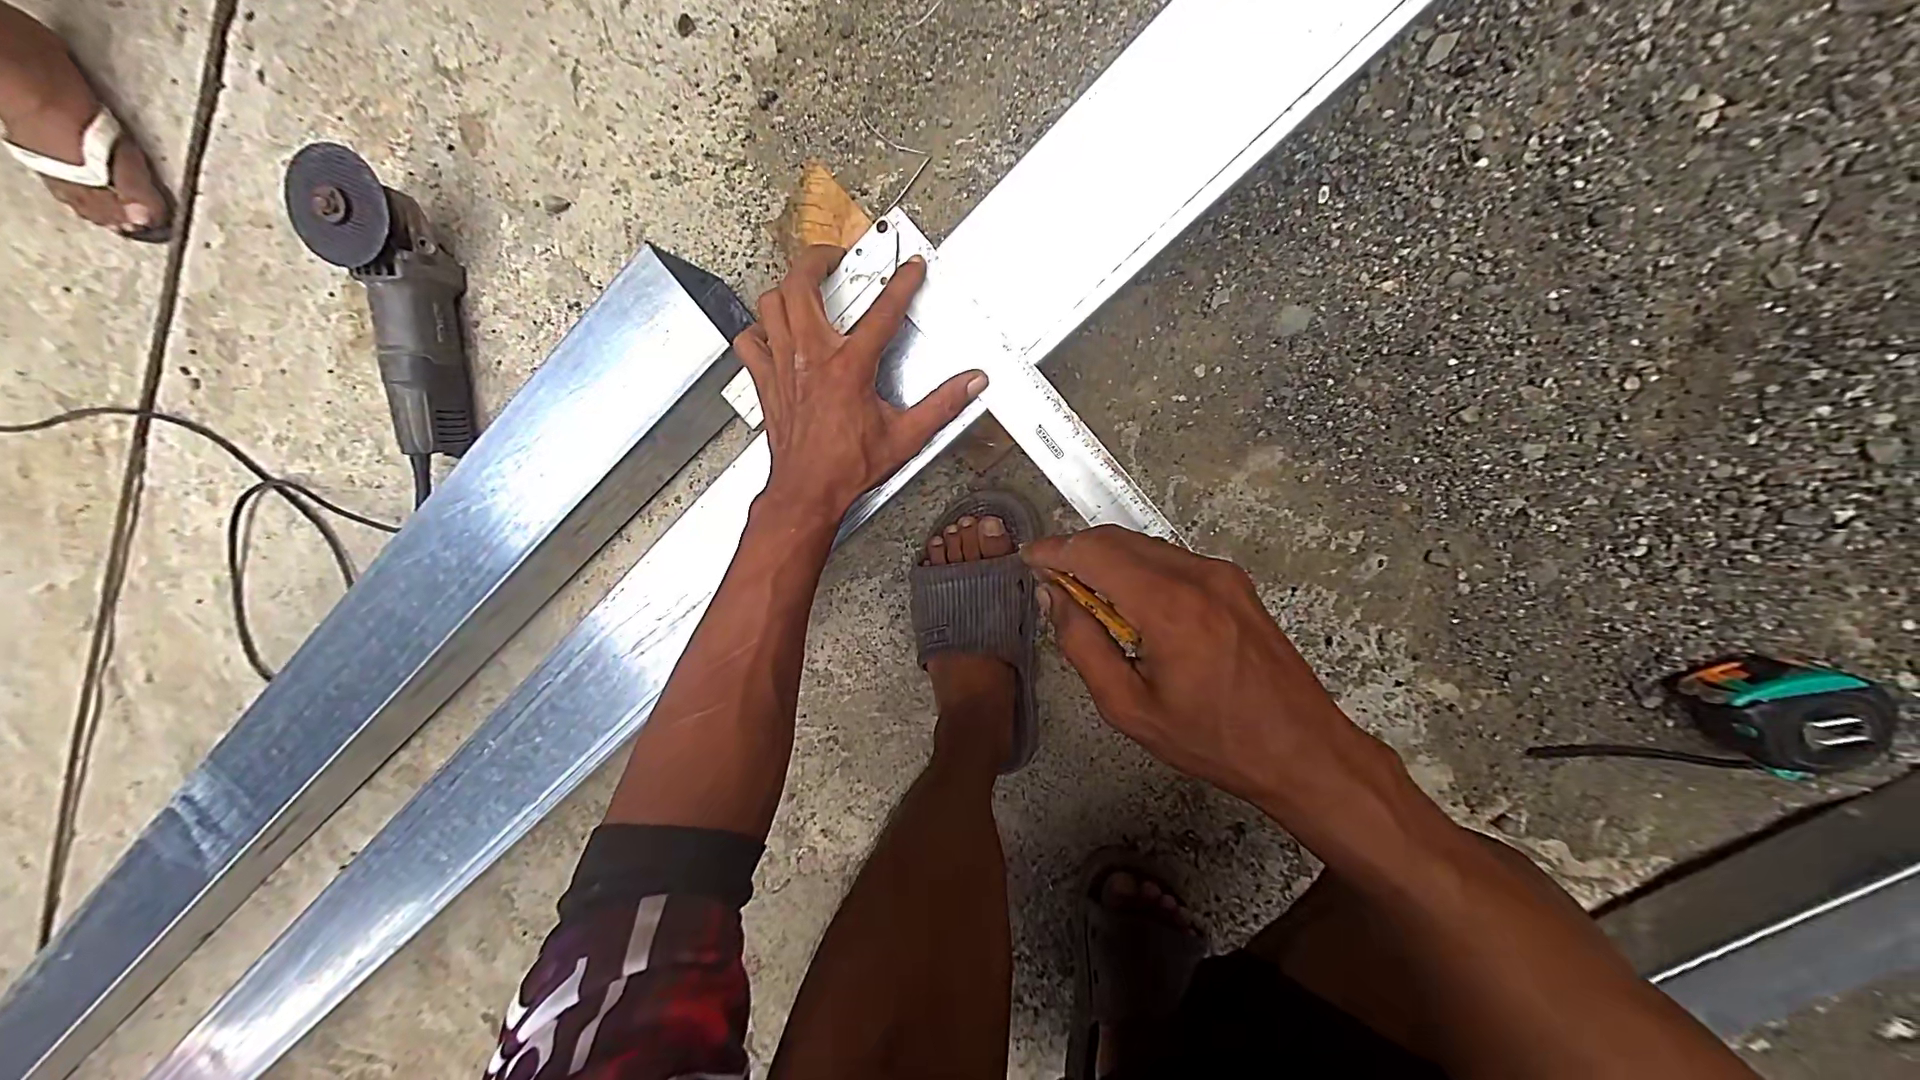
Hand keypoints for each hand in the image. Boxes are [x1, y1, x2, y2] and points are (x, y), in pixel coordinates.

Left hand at [736, 246, 986, 520]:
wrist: (807, 490)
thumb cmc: (846, 467)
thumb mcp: (906, 435)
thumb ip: (942, 405)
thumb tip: (969, 384)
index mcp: (849, 367)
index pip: (881, 311)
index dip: (901, 283)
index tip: (910, 268)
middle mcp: (811, 357)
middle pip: (802, 284)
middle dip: (819, 259)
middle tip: (835, 257)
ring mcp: (783, 365)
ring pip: (771, 303)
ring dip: (787, 288)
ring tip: (803, 284)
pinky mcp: (766, 381)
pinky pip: (750, 341)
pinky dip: (759, 329)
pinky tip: (771, 332)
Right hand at [1024, 526, 1388, 807]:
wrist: (1303, 750)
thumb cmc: (1214, 740)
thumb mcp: (1129, 708)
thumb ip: (1083, 646)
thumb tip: (1053, 598)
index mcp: (1169, 606)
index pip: (1095, 552)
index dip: (1054, 550)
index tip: (1029, 558)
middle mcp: (1197, 576)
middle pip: (1117, 539)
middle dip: (1076, 551)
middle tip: (1051, 582)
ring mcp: (1221, 574)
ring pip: (1143, 545)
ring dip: (1106, 560)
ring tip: (1086, 598)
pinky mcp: (1234, 583)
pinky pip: (1170, 559)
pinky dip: (1137, 569)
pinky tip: (1129, 603)